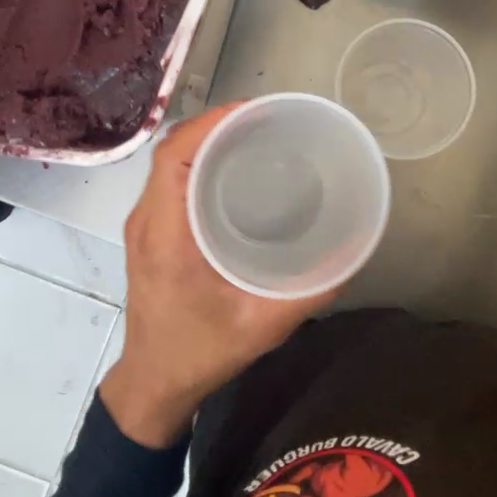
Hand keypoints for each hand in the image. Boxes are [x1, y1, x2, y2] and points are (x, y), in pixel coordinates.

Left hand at [100, 106, 337, 448]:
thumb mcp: (262, 325)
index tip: (253, 112)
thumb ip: (308, 290)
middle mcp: (148, 221)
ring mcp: (145, 225)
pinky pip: (171, 179)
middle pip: (173, 150)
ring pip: (170, 162)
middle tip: (267, 121)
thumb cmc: (201, 353)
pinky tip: (235, 167)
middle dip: (217, 124)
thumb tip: (351, 251)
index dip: (209, 124)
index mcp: (166, 236)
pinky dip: (199, 160)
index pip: (174, 158)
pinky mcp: (150, 231)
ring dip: (207, 140)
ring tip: (256, 135)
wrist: (154, 385)